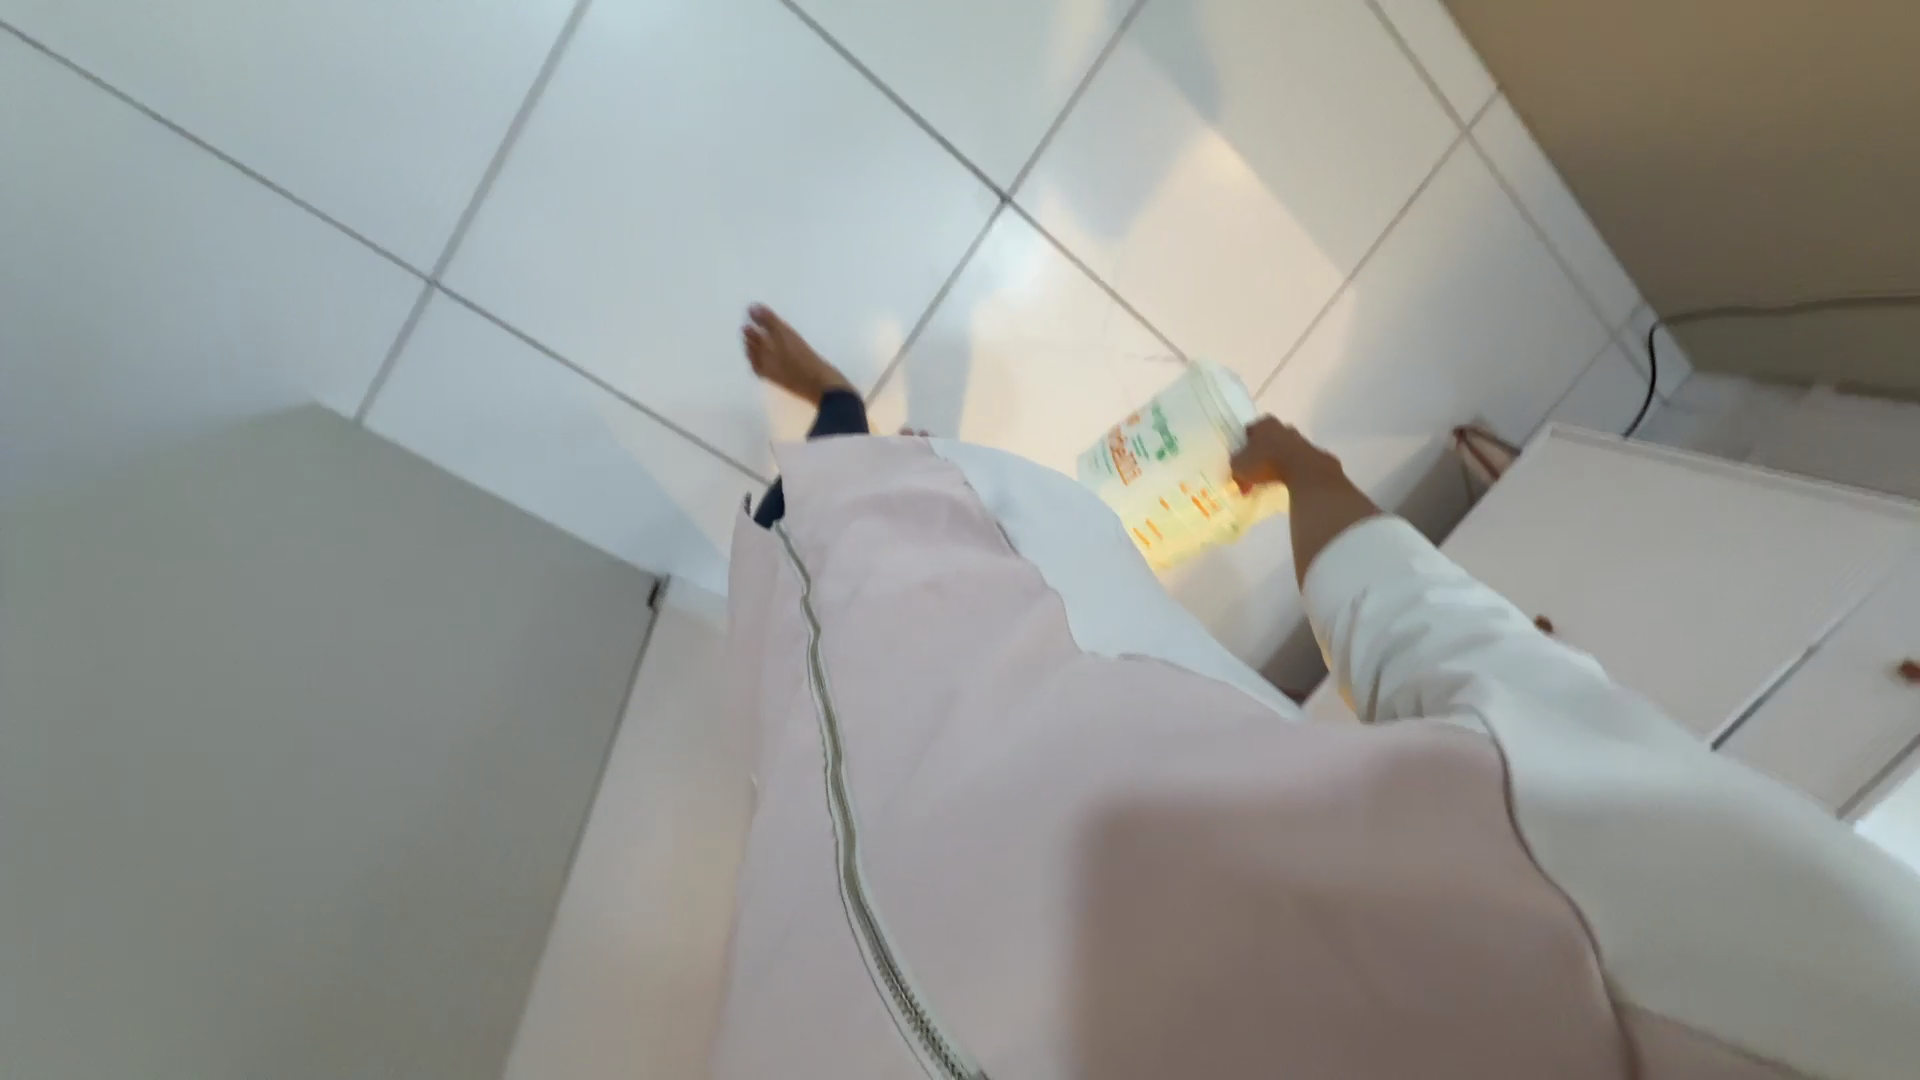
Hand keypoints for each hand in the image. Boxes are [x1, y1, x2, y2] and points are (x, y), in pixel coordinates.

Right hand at [1230, 417, 1344, 493]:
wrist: (1304, 470)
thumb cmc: (1266, 462)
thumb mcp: (1239, 466)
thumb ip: (1235, 467)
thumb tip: (1238, 473)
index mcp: (1263, 423)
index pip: (1248, 431)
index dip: (1241, 447)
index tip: (1239, 461)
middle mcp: (1283, 427)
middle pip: (1266, 440)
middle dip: (1259, 455)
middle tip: (1252, 472)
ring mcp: (1300, 439)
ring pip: (1282, 451)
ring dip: (1275, 464)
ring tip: (1267, 482)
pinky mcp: (1314, 454)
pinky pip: (1295, 463)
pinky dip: (1288, 471)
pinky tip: (1282, 484)